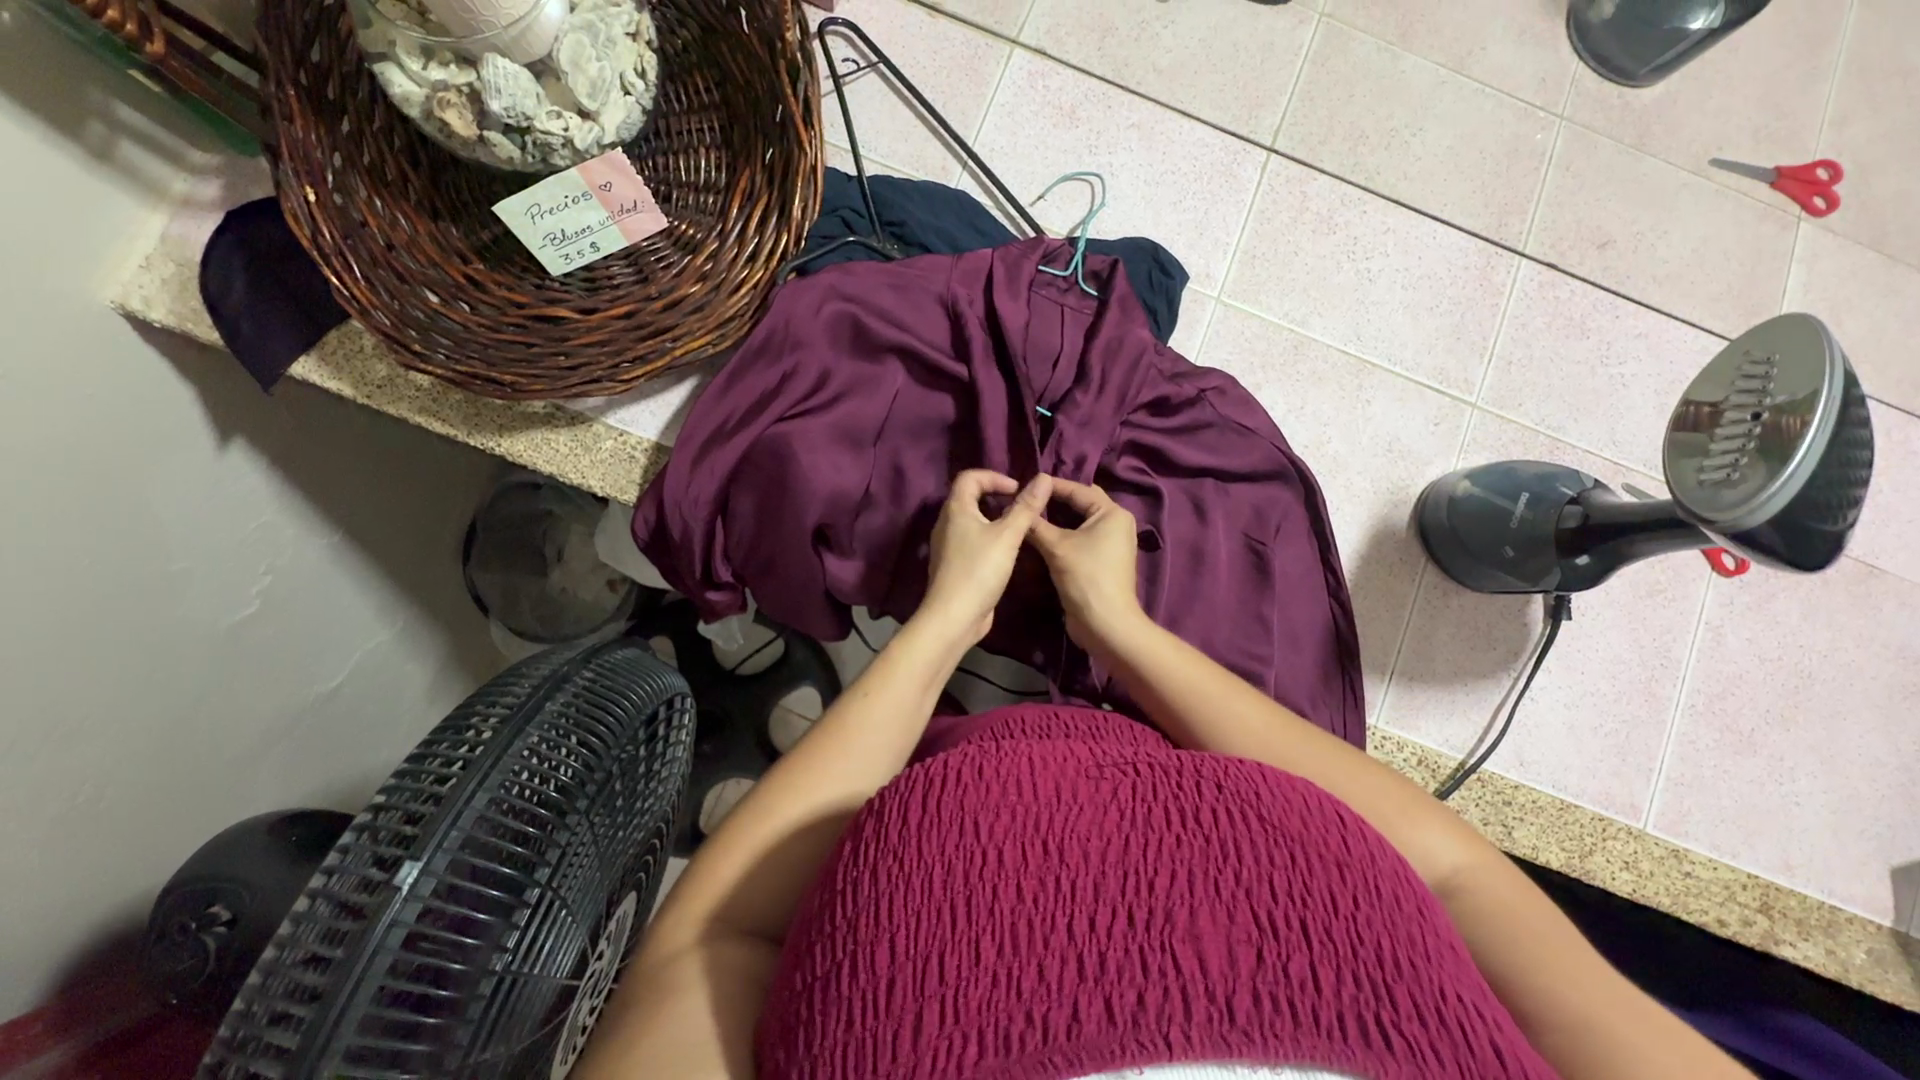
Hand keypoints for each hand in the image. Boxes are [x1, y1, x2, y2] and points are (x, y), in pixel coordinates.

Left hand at [920, 470, 1052, 645]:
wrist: (954, 617)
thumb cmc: (979, 571)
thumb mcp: (1007, 536)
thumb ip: (1026, 507)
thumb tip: (1043, 478)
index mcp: (955, 509)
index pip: (970, 477)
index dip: (995, 477)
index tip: (1017, 490)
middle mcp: (947, 524)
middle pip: (970, 498)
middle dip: (997, 497)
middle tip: (1021, 508)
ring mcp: (949, 546)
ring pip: (972, 521)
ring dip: (995, 519)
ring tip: (1019, 528)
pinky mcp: (955, 565)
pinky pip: (972, 541)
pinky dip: (990, 538)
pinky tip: (1007, 552)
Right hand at [1027, 477, 1146, 652]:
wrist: (1105, 624)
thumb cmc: (1086, 578)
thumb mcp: (1056, 547)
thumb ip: (1035, 524)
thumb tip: (1016, 506)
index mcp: (1112, 513)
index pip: (1078, 489)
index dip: (1050, 486)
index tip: (1023, 484)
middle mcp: (1115, 524)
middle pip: (1080, 504)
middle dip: (1054, 501)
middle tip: (1026, 499)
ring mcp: (1110, 543)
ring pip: (1077, 523)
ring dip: (1055, 520)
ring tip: (1028, 515)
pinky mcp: (1101, 561)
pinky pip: (1078, 540)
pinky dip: (1061, 536)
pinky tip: (1039, 536)